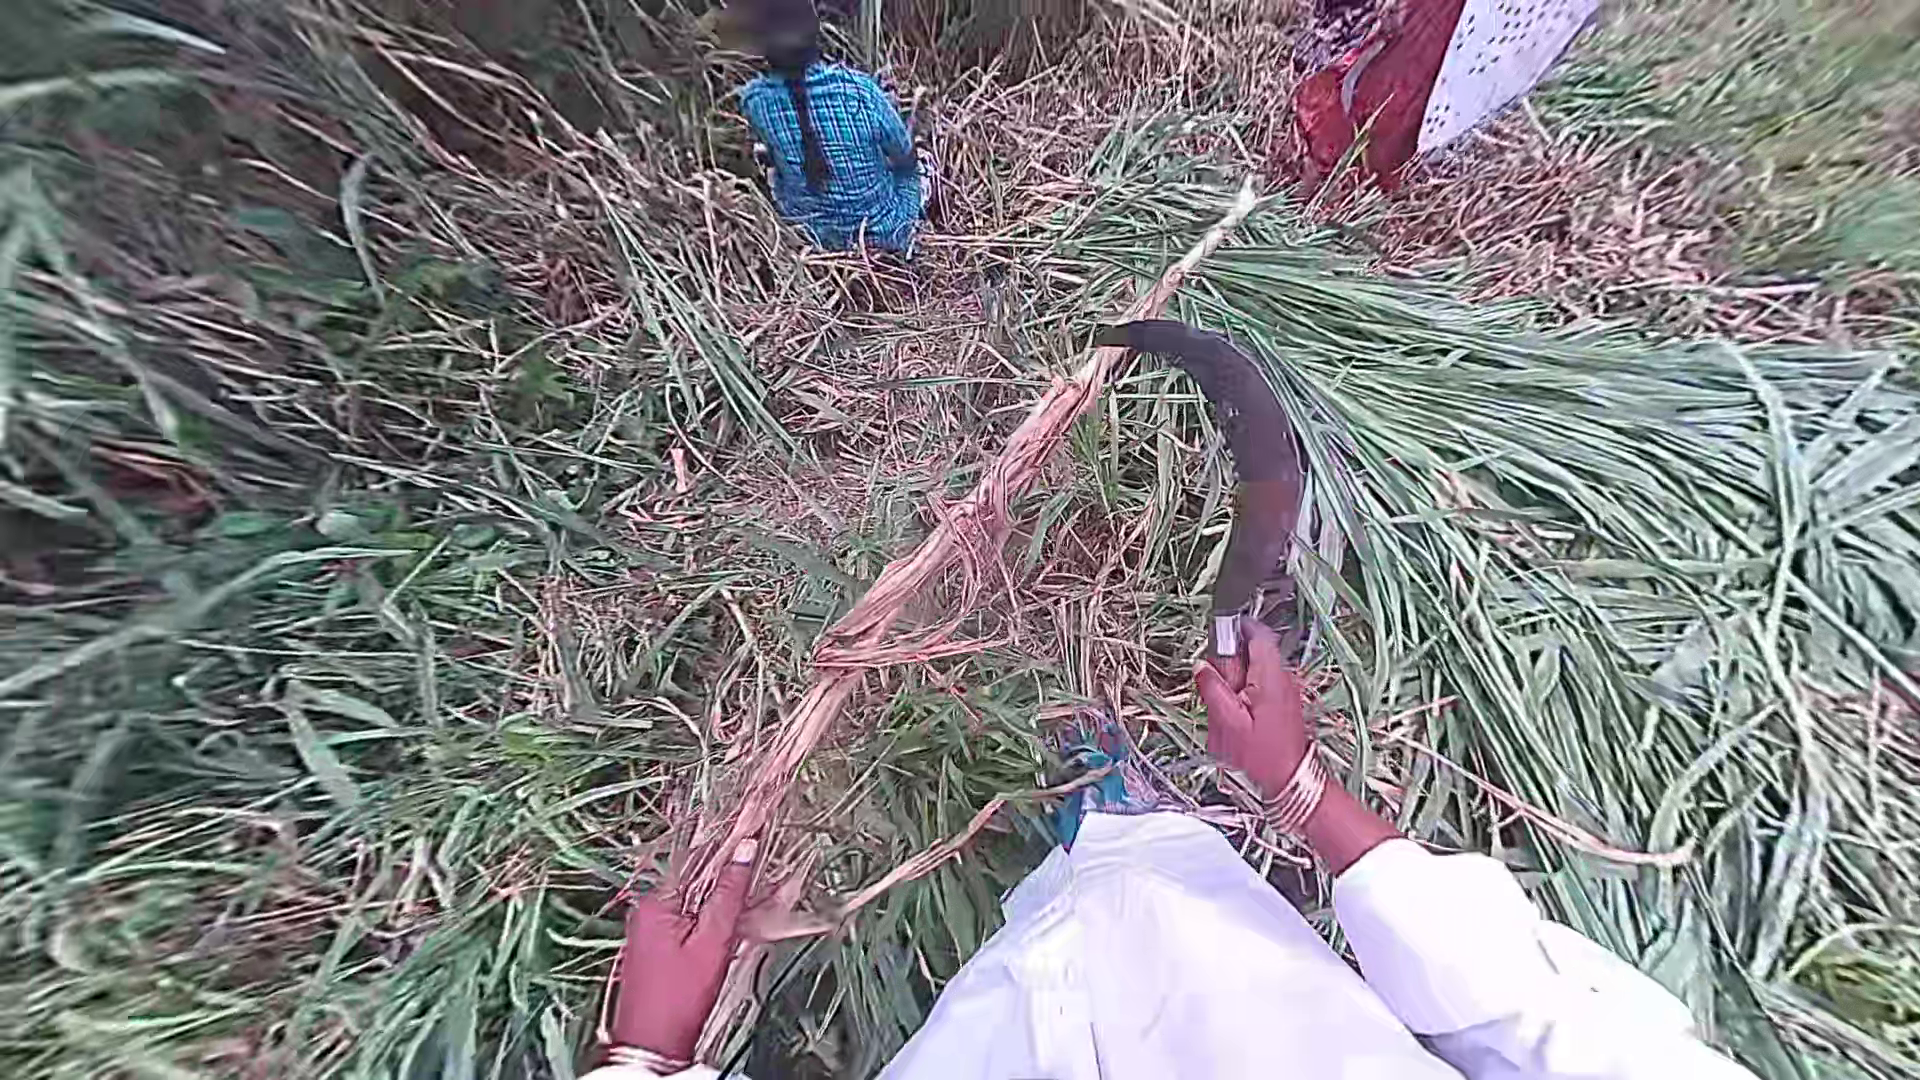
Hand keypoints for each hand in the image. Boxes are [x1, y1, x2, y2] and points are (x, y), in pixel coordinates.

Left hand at [611, 840, 757, 1061]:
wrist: (652, 1051)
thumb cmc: (678, 1000)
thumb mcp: (713, 939)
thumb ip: (730, 891)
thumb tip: (746, 849)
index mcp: (655, 901)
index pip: (699, 855)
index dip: (731, 843)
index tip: (756, 829)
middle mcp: (648, 908)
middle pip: (698, 874)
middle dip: (730, 871)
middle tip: (760, 860)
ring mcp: (651, 926)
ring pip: (697, 894)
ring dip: (724, 893)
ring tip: (752, 889)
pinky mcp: (658, 942)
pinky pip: (691, 913)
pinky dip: (712, 911)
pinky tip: (733, 917)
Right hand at [1193, 619, 1307, 797]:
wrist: (1291, 780)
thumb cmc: (1263, 755)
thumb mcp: (1229, 722)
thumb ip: (1213, 688)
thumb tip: (1200, 666)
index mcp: (1270, 677)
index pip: (1257, 634)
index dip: (1235, 629)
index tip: (1216, 637)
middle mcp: (1282, 677)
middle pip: (1250, 651)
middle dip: (1228, 663)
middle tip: (1220, 686)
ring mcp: (1284, 688)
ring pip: (1251, 667)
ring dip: (1234, 679)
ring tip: (1229, 705)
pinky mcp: (1281, 699)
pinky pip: (1257, 682)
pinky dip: (1243, 692)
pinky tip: (1238, 713)